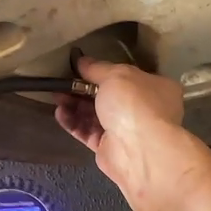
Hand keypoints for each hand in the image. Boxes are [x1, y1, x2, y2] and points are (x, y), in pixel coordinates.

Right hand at [55, 56, 187, 190]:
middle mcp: (142, 109)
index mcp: (154, 87)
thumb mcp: (116, 75)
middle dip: (83, 89)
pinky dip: (74, 122)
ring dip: (74, 105)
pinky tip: (59, 113)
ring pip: (95, 114)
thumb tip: (81, 60)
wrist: (139, 151)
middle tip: (62, 83)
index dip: (103, 71)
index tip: (81, 68)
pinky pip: (88, 132)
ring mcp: (125, 130)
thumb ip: (96, 68)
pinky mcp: (108, 148)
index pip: (126, 76)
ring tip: (56, 96)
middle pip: (107, 96)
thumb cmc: (133, 104)